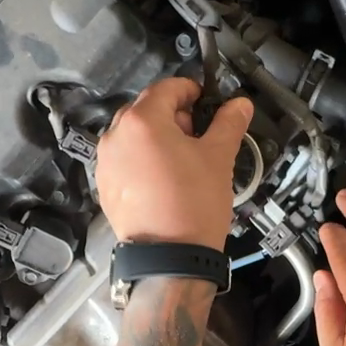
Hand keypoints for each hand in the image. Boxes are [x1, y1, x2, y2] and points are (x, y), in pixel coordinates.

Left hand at [95, 77, 253, 249]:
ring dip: (156, 140)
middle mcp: (116, 137)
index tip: (205, 101)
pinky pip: (125, 163)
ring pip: (134, 138)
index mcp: (142, 121)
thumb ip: (228, 124)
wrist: (170, 257)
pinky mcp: (105, 188)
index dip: (190, 91)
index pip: (166, 88)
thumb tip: (239, 105)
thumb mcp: (219, 158)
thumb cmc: (193, 205)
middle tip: (197, 135)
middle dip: (172, 116)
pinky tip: (164, 182)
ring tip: (181, 161)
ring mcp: (106, 164)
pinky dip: (143, 163)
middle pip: (146, 111)